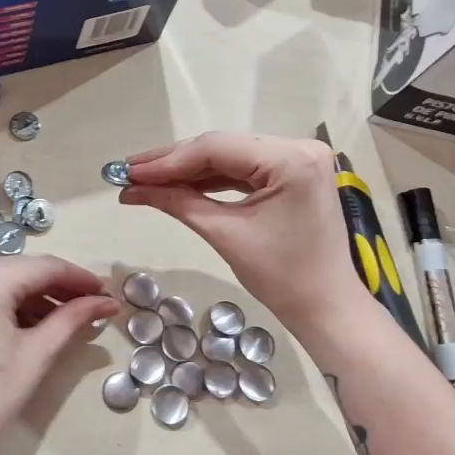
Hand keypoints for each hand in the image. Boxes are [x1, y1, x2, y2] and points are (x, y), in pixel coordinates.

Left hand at [0, 256, 117, 454]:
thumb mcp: (36, 355)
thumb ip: (72, 319)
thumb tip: (107, 302)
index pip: (41, 266)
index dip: (78, 277)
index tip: (105, 291)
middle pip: (19, 268)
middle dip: (56, 285)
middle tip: (91, 303)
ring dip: (32, 294)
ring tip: (67, 316)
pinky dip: (6, 302)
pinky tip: (32, 321)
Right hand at [119, 132, 365, 328]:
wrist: (326, 307)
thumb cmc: (281, 276)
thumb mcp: (225, 234)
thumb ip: (178, 202)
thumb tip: (133, 189)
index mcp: (290, 158)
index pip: (216, 148)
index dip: (167, 161)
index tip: (128, 173)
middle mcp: (298, 147)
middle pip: (222, 147)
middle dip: (174, 162)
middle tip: (129, 173)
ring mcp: (298, 160)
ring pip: (230, 157)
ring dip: (189, 170)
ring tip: (145, 179)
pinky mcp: (293, 175)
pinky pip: (244, 170)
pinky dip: (211, 179)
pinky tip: (178, 184)